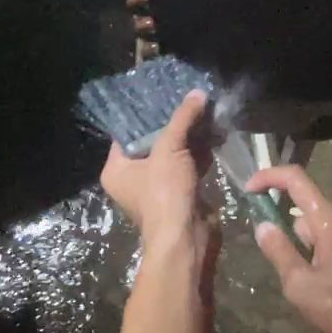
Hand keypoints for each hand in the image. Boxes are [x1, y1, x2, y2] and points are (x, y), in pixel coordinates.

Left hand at [101, 90, 211, 250]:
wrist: (187, 239)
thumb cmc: (164, 193)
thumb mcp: (169, 149)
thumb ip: (182, 119)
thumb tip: (197, 93)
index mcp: (117, 168)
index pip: (127, 132)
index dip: (144, 113)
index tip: (161, 92)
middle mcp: (134, 177)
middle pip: (153, 140)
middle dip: (173, 122)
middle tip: (187, 98)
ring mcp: (159, 186)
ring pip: (174, 152)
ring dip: (190, 135)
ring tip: (205, 109)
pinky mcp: (181, 192)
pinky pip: (189, 165)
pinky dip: (200, 152)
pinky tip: (214, 132)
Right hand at [246, 166, 331, 332]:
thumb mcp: (300, 286)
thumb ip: (279, 251)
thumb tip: (263, 225)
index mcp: (331, 220)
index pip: (296, 179)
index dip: (269, 177)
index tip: (248, 190)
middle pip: (307, 208)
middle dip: (288, 230)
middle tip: (283, 267)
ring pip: (321, 226)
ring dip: (307, 245)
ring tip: (309, 286)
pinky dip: (322, 251)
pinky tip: (327, 285)